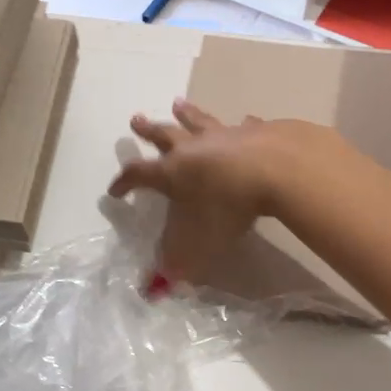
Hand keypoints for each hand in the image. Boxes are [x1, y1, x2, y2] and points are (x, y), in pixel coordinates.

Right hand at [109, 100, 376, 281]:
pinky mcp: (258, 132)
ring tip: (178, 103)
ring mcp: (226, 136)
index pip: (137, 175)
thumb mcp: (195, 245)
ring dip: (187, 114)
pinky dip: (242, 126)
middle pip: (164, 135)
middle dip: (148, 130)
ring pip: (200, 121)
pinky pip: (245, 126)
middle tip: (135, 119)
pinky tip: (246, 121)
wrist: (275, 171)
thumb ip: (175, 265)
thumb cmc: (226, 209)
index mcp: (171, 173)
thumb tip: (156, 287)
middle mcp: (193, 149)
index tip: (115, 190)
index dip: (124, 182)